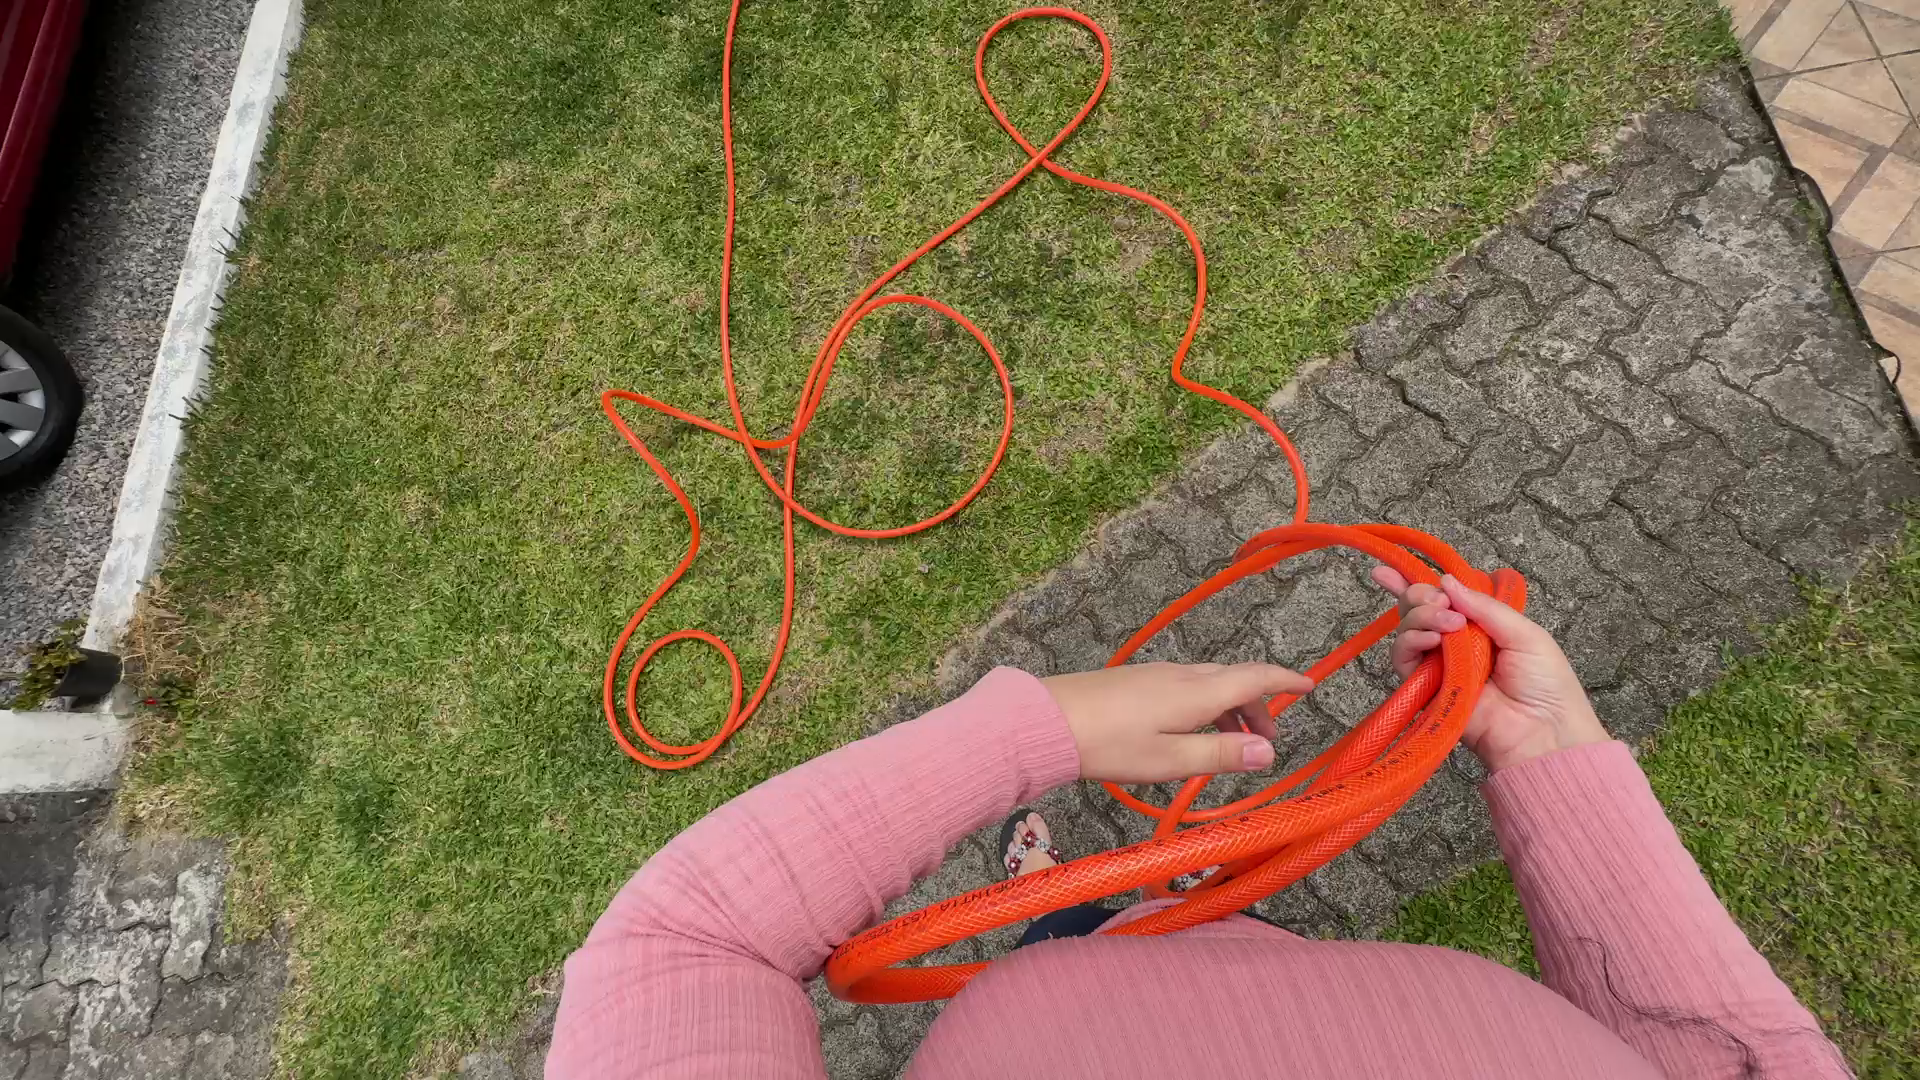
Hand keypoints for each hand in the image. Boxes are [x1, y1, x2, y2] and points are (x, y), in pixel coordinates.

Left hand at [1041, 662, 1313, 783]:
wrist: (1048, 721)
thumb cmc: (1110, 744)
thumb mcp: (1170, 759)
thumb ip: (1221, 756)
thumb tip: (1271, 751)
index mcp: (1196, 692)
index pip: (1253, 677)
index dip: (1285, 680)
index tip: (1310, 685)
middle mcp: (1180, 675)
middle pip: (1233, 679)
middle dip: (1258, 704)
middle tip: (1266, 741)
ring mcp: (1155, 675)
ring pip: (1207, 683)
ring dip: (1229, 708)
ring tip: (1231, 745)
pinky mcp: (1135, 681)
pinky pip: (1184, 686)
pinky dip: (1203, 705)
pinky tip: (1190, 732)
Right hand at [1368, 569, 1611, 773]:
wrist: (1541, 732)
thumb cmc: (1546, 685)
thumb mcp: (1526, 634)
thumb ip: (1485, 606)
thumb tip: (1445, 581)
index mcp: (1479, 626)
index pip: (1442, 598)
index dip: (1415, 583)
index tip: (1389, 570)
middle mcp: (1452, 641)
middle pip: (1417, 607)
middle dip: (1420, 595)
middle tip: (1439, 601)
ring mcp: (1435, 662)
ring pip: (1407, 626)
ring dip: (1421, 616)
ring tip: (1447, 623)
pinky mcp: (1421, 683)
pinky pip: (1401, 655)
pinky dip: (1411, 640)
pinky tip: (1432, 641)